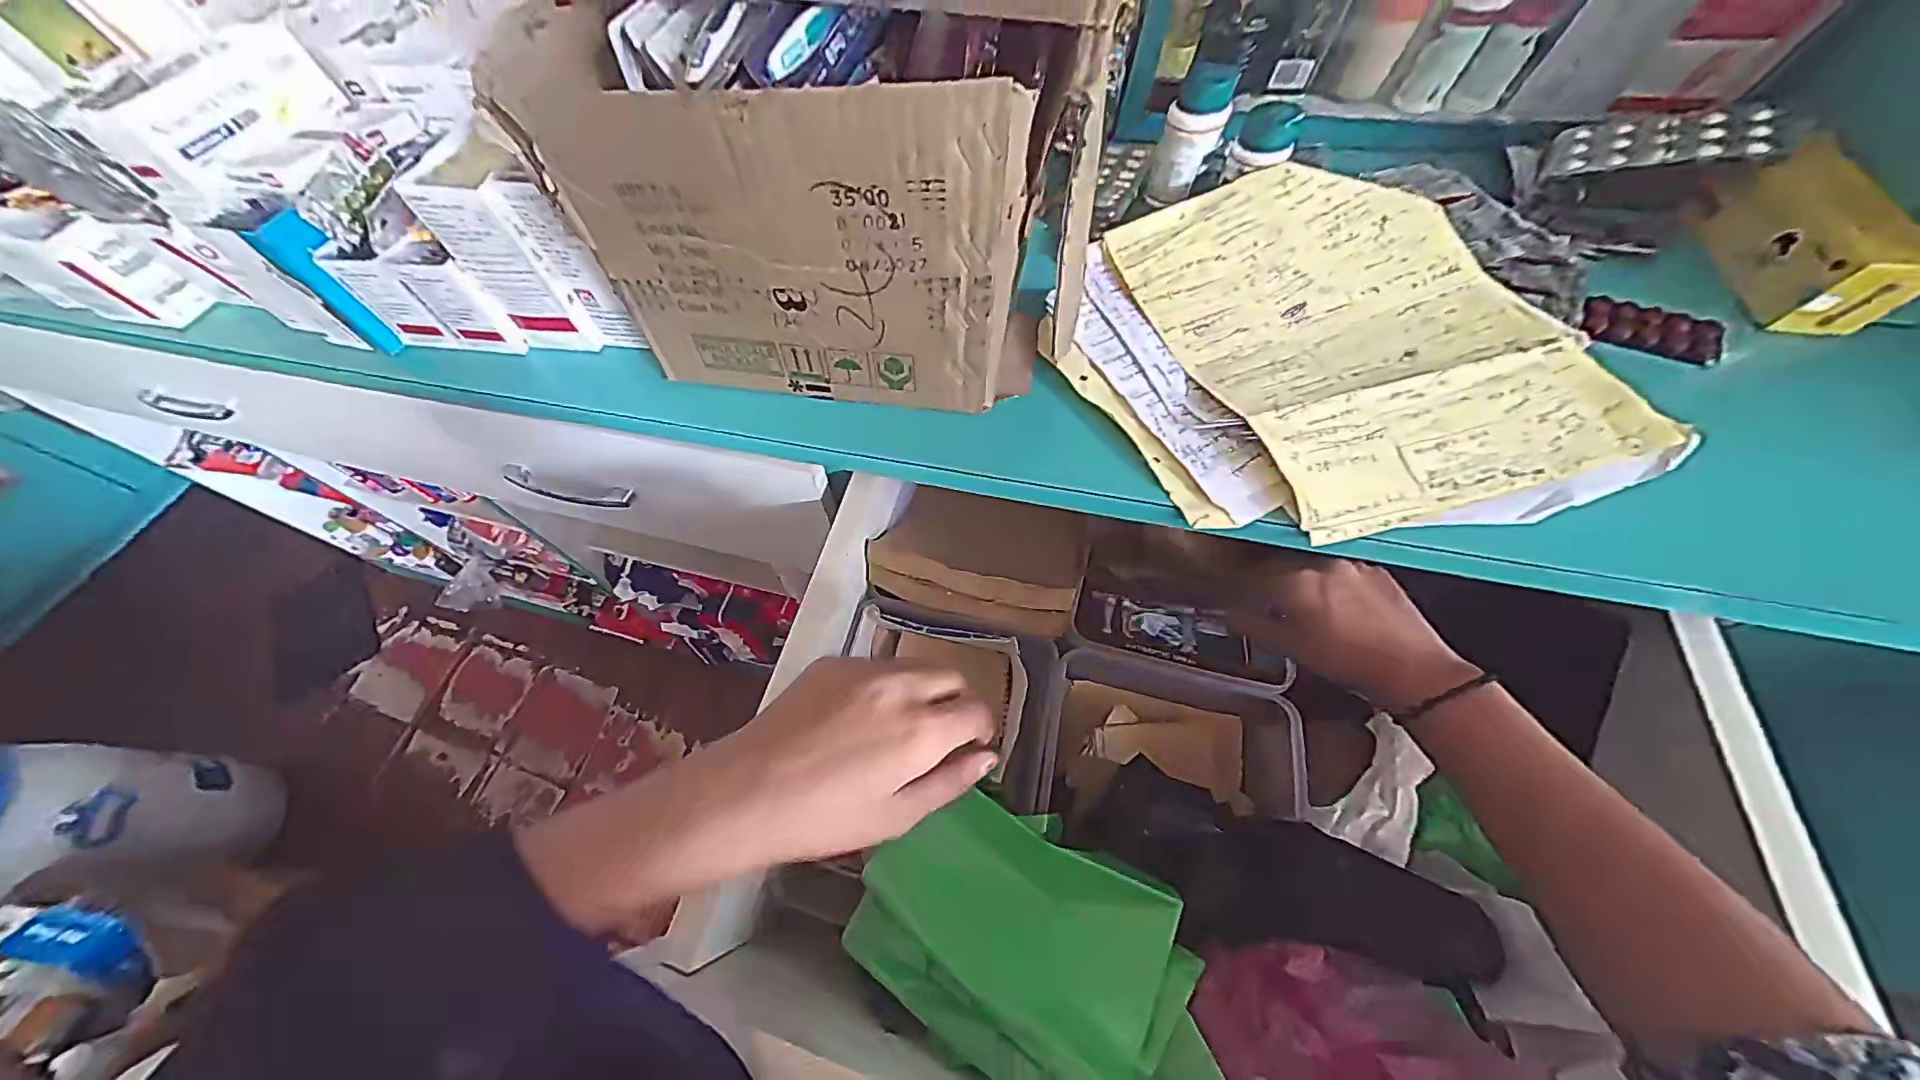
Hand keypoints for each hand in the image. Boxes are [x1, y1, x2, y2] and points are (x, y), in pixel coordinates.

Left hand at [518, 658, 996, 933]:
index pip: (978, 710)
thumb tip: (986, 758)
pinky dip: (884, 685)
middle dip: (956, 702)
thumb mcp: (896, 816)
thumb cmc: (824, 819)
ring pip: (915, 666)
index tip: (970, 747)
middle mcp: (900, 686)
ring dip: (922, 689)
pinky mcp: (833, 662)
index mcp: (922, 729)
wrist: (743, 793)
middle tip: (936, 736)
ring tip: (894, 726)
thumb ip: (950, 783)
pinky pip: (876, 666)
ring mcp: (864, 668)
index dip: (982, 729)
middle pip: (953, 676)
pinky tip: (855, 717)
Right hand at [1227, 556, 1478, 709]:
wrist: (1414, 671)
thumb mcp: (1291, 648)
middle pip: (1280, 568)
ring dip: (1300, 583)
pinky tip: (1334, 609)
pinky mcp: (1376, 572)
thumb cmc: (1349, 662)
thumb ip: (1253, 625)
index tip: (1230, 599)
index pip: (1251, 576)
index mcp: (1295, 580)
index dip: (1236, 590)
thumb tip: (1229, 615)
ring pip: (1311, 569)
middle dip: (1268, 584)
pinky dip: (1329, 585)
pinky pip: (1340, 573)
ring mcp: (1352, 565)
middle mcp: (1322, 564)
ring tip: (1300, 609)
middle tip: (1263, 604)